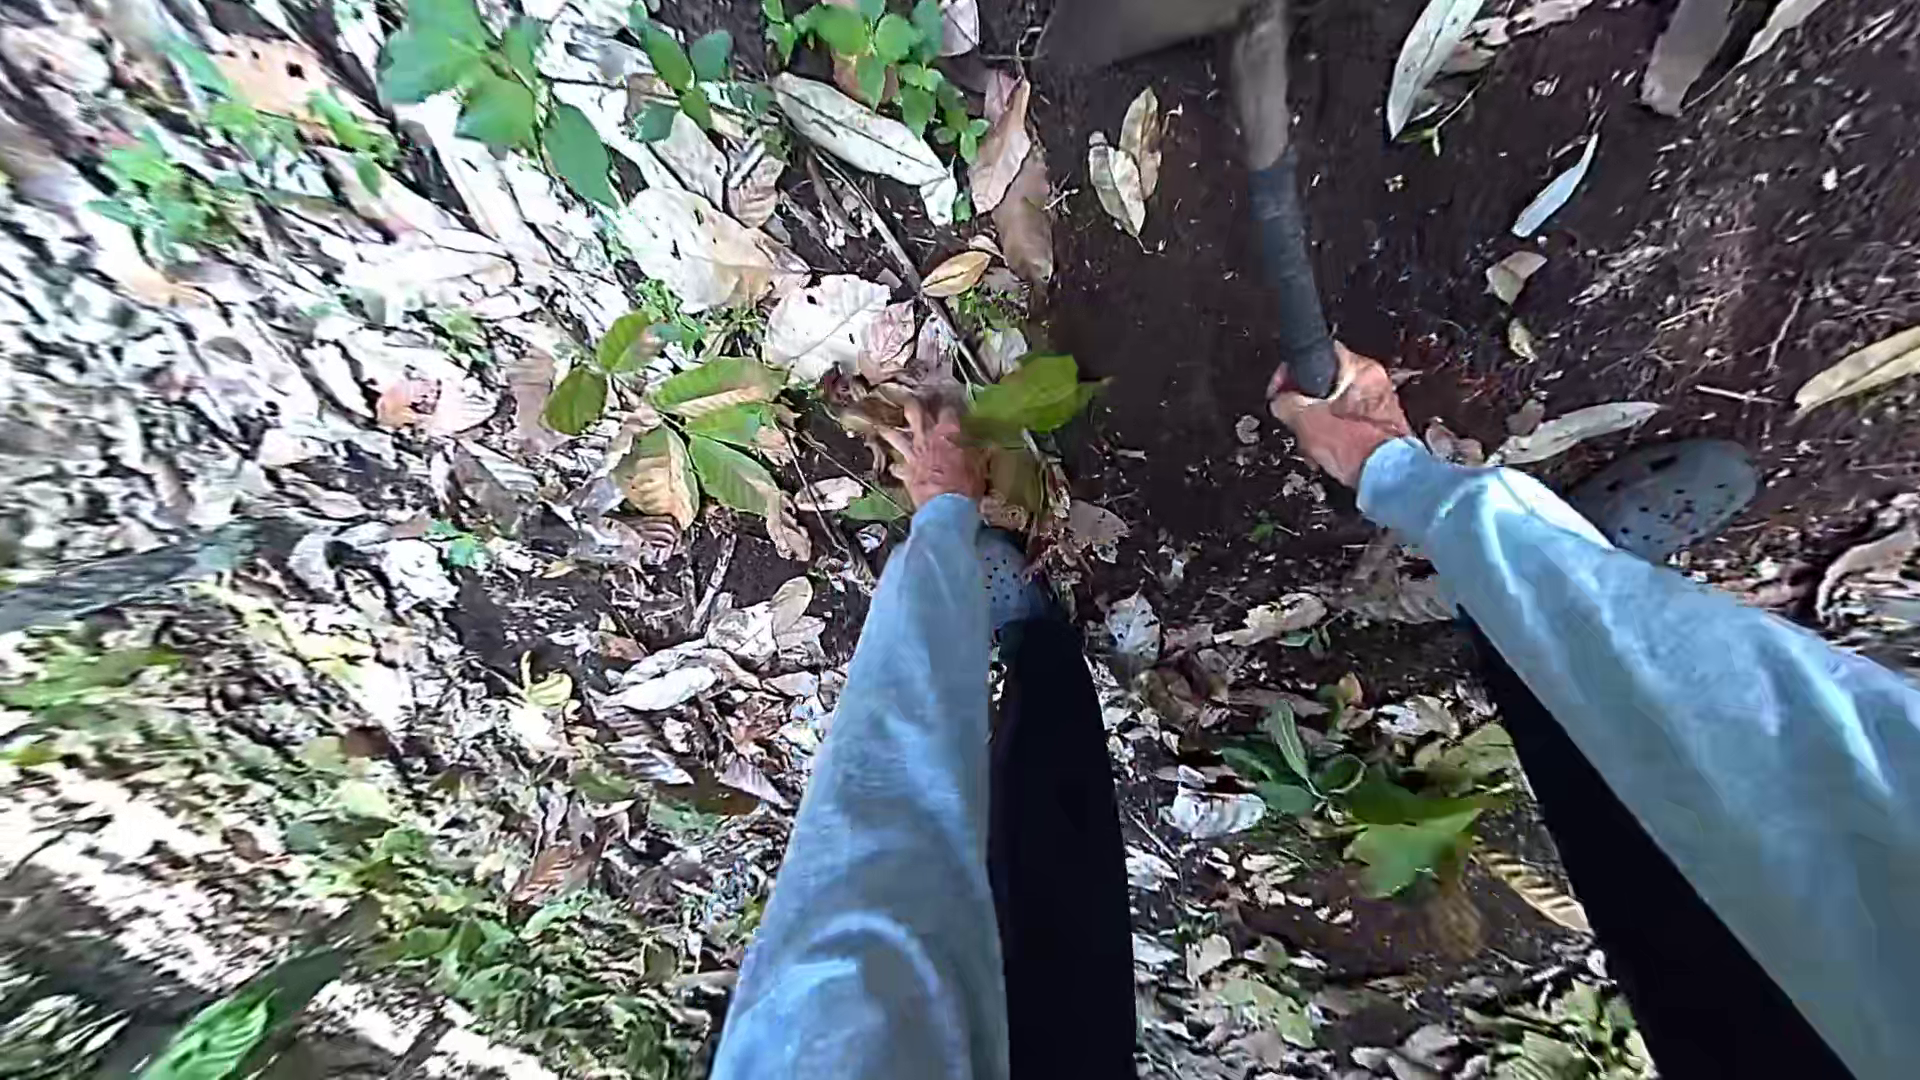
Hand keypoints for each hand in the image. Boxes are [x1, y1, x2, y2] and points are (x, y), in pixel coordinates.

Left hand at [885, 399, 983, 508]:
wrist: (945, 507)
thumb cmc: (966, 484)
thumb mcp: (980, 467)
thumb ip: (982, 454)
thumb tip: (993, 446)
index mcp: (948, 432)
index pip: (948, 410)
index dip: (948, 404)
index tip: (948, 401)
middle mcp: (927, 438)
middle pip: (915, 414)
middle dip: (913, 404)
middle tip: (910, 398)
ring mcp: (913, 454)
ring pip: (897, 437)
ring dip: (890, 431)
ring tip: (883, 425)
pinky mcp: (906, 472)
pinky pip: (897, 466)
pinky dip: (897, 466)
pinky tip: (894, 465)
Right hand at [1267, 344, 1411, 487]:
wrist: (1386, 477)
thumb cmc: (1357, 448)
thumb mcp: (1305, 420)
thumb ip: (1286, 403)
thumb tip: (1279, 401)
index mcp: (1360, 370)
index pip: (1317, 354)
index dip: (1290, 373)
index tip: (1280, 391)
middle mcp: (1374, 382)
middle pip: (1323, 383)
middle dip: (1302, 404)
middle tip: (1293, 418)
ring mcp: (1377, 404)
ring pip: (1330, 405)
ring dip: (1313, 422)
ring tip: (1309, 440)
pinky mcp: (1376, 425)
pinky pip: (1342, 422)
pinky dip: (1329, 434)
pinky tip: (1323, 449)